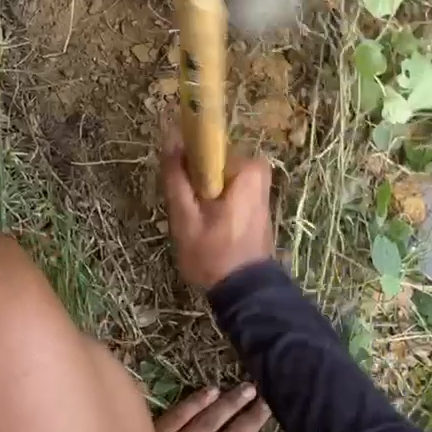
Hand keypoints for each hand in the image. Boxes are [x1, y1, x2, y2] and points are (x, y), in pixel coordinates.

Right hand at [161, 148, 274, 290]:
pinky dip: (215, 204)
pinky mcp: (257, 206)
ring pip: (219, 179)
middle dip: (196, 184)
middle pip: (213, 164)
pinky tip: (209, 229)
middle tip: (188, 212)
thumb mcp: (185, 216)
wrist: (246, 294)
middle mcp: (259, 174)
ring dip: (203, 196)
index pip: (207, 148)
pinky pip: (228, 191)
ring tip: (198, 223)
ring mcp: (260, 190)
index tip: (181, 191)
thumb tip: (170, 137)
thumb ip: (176, 176)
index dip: (187, 167)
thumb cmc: (213, 254)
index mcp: (247, 169)